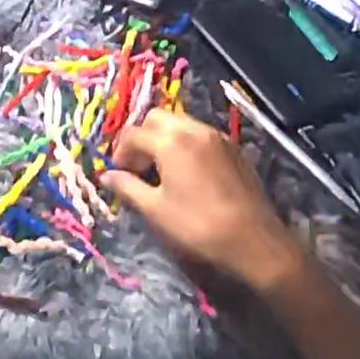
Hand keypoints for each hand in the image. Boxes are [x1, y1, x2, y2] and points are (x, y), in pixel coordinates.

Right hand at [102, 108, 317, 300]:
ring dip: (163, 139)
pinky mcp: (233, 148)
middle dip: (141, 138)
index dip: (119, 153)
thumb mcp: (155, 209)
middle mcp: (194, 129)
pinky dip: (185, 144)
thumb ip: (127, 187)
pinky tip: (186, 172)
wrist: (254, 240)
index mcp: (170, 141)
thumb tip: (106, 176)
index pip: (133, 134)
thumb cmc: (198, 225)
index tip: (119, 174)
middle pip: (156, 118)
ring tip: (160, 170)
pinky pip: (200, 134)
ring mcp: (217, 136)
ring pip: (180, 123)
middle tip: (138, 167)